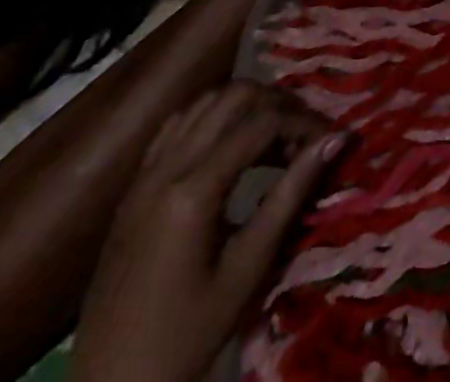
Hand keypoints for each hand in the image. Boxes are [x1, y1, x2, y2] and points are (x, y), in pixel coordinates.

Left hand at [73, 83, 344, 381]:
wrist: (114, 377)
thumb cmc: (190, 330)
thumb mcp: (250, 265)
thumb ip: (291, 194)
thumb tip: (335, 141)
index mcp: (192, 190)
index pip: (261, 123)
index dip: (305, 122)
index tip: (334, 140)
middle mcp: (165, 167)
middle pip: (232, 96)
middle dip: (279, 103)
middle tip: (307, 133)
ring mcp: (144, 171)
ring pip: (204, 101)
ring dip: (247, 107)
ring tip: (278, 138)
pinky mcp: (134, 183)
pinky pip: (178, 124)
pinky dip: (213, 118)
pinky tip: (234, 145)